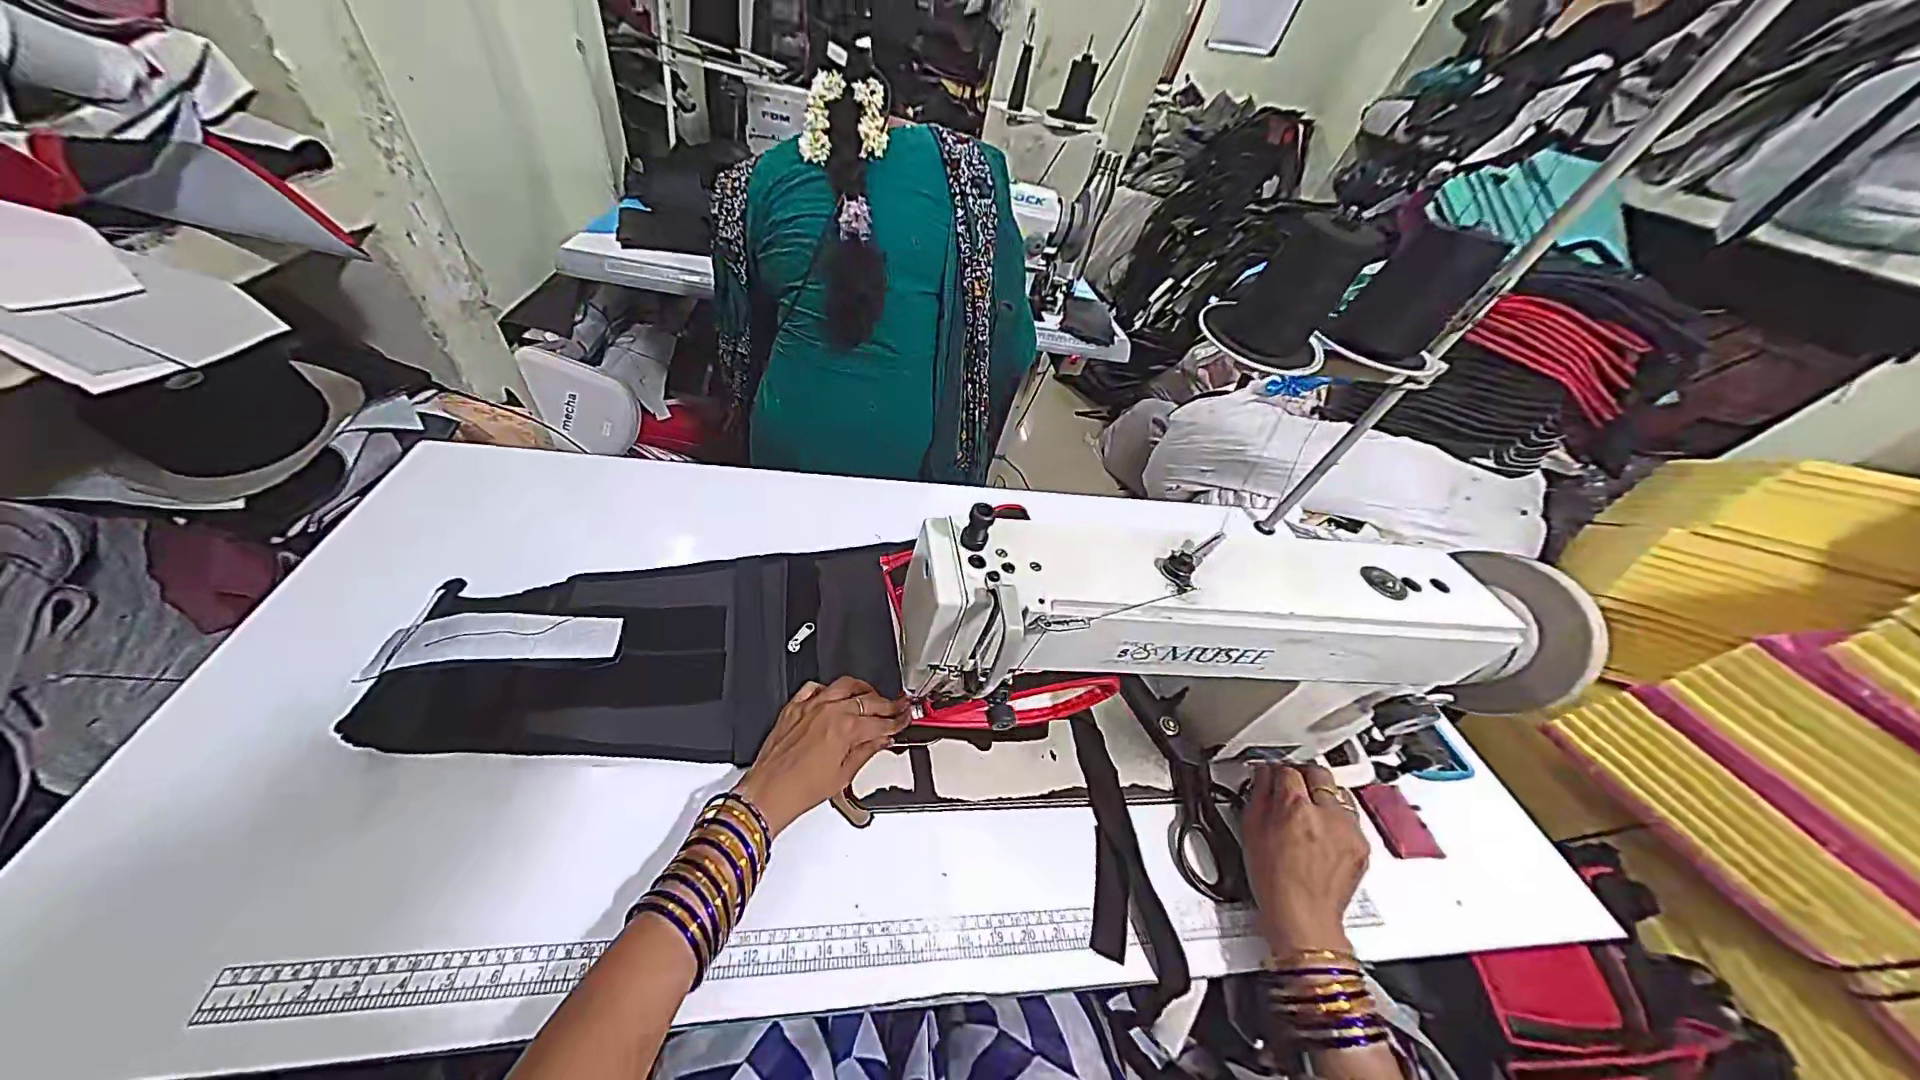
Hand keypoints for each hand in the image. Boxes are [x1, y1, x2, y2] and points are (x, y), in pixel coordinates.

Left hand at [734, 677, 907, 836]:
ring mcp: (811, 706)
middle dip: (888, 704)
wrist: (768, 793)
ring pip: (845, 685)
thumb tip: (882, 741)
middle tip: (898, 706)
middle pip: (869, 699)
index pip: (882, 720)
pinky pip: (815, 687)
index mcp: (846, 728)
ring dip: (863, 689)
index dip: (898, 719)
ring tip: (872, 696)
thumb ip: (867, 751)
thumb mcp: (844, 775)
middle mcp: (829, 711)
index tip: (905, 718)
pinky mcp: (794, 707)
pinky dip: (829, 689)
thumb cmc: (800, 789)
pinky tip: (834, 695)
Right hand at [1241, 763, 1369, 956]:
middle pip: (1318, 771)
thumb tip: (1263, 776)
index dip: (1275, 769)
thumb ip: (1259, 795)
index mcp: (1294, 807)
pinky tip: (1321, 832)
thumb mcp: (1251, 831)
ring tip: (1309, 811)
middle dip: (1303, 774)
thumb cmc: (1274, 882)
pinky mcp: (1362, 846)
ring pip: (1338, 792)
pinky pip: (1350, 817)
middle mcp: (1327, 814)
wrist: (1303, 918)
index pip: (1286, 769)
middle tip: (1291, 783)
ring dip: (1323, 795)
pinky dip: (1336, 818)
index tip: (1272, 774)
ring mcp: (1348, 830)